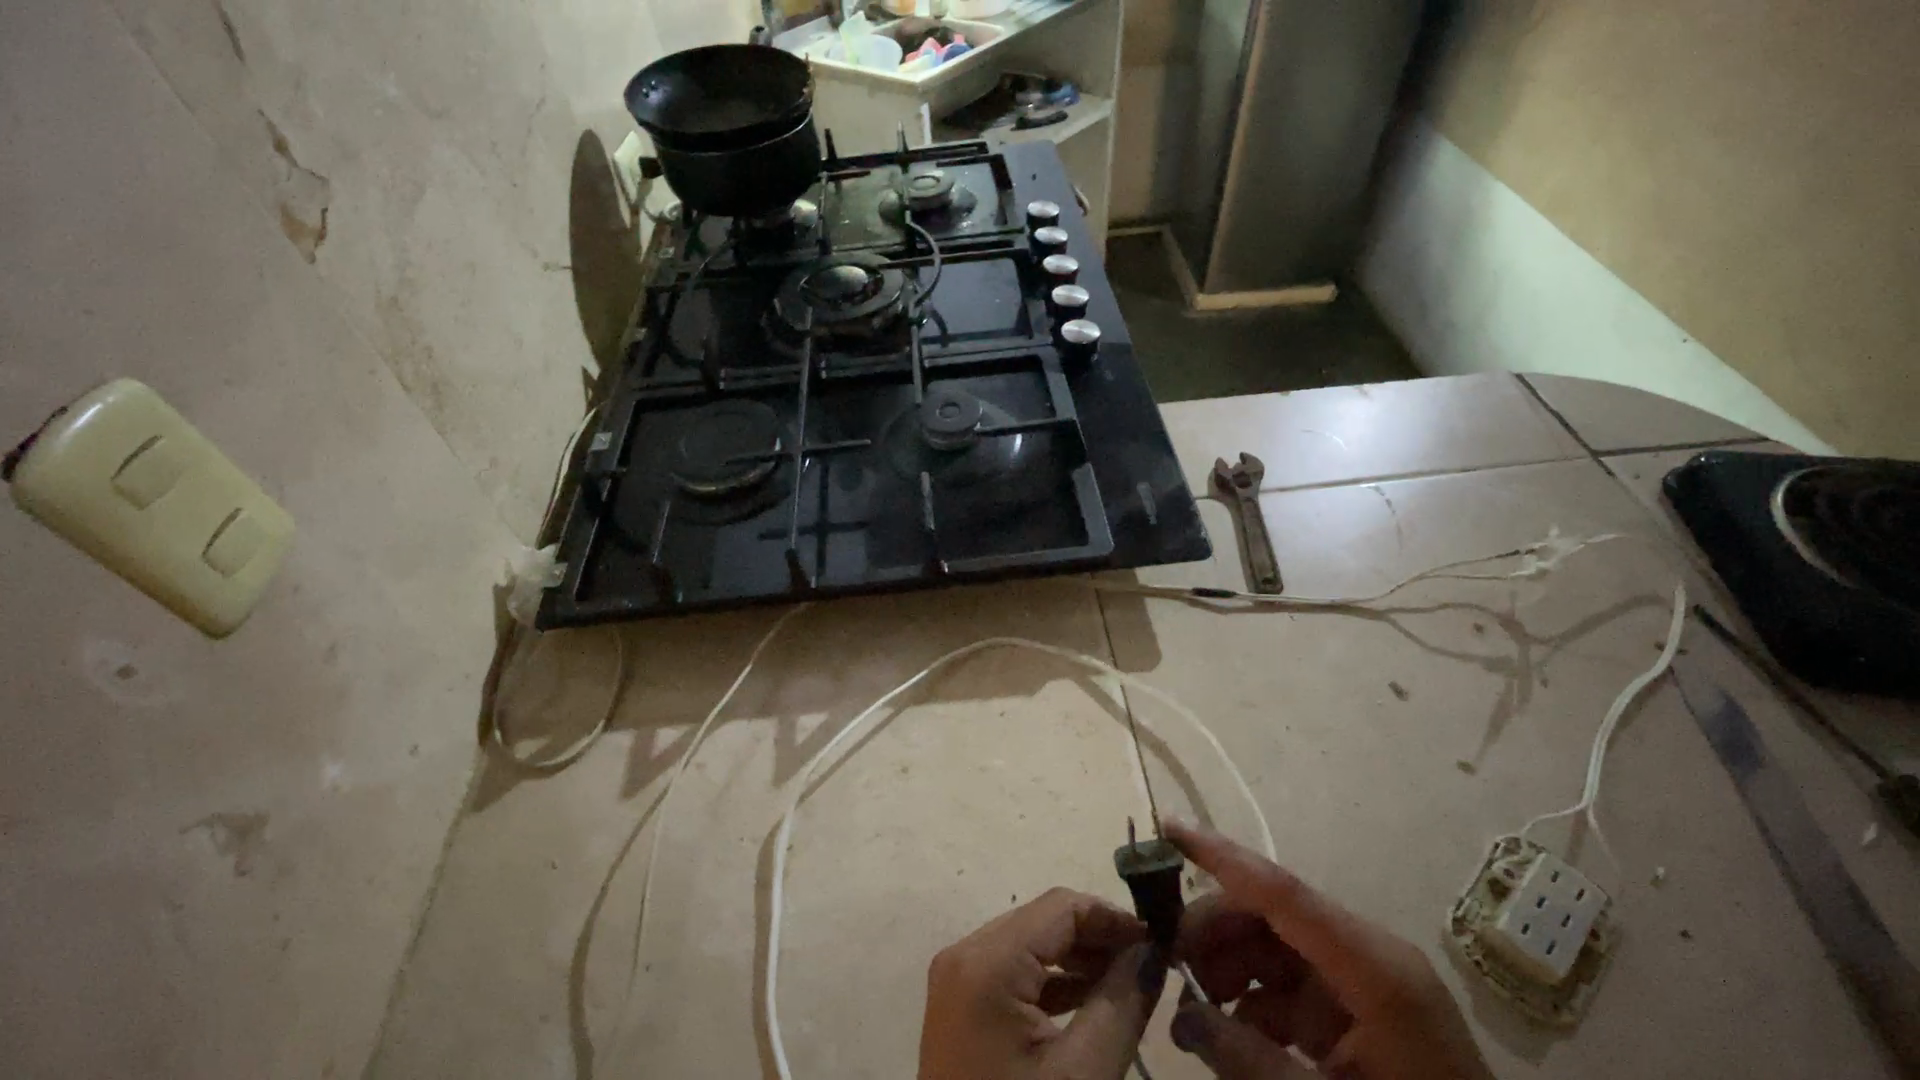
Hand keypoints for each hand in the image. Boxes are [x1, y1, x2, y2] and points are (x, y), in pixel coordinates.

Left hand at [919, 887, 1167, 1079]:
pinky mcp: (961, 1005)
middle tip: (1154, 967)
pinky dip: (1055, 982)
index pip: (1062, 907)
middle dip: (1101, 939)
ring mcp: (957, 980)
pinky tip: (1095, 1003)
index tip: (1164, 943)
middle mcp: (964, 954)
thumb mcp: (1085, 1069)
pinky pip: (1014, 973)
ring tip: (1133, 986)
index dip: (1116, 918)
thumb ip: (1123, 999)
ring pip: (1031, 946)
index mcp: (987, 960)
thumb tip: (1153, 949)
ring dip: (1081, 960)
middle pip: (1044, 922)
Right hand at [1166, 819, 1492, 1079]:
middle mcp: (1368, 957)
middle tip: (1166, 964)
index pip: (1283, 892)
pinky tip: (1228, 1036)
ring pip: (1273, 947)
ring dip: (1227, 969)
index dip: (1221, 855)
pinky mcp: (1359, 1011)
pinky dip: (1251, 1003)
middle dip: (1213, 933)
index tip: (1167, 826)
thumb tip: (1181, 1017)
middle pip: (1271, 916)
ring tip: (1194, 1011)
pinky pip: (1289, 985)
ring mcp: (1364, 983)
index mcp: (1374, 968)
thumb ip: (1249, 1061)